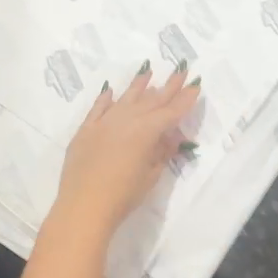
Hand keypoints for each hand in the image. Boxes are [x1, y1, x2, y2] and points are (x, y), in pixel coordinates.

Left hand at [51, 62, 199, 236]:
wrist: (83, 208)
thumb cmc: (123, 197)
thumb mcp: (150, 175)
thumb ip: (161, 152)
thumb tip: (171, 137)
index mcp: (146, 131)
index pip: (171, 111)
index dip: (185, 99)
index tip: (195, 84)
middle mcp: (126, 120)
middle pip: (151, 100)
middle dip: (168, 86)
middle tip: (180, 70)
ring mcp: (104, 123)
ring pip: (125, 98)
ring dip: (138, 85)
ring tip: (148, 71)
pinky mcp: (85, 131)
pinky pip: (98, 108)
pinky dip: (105, 98)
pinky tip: (110, 90)